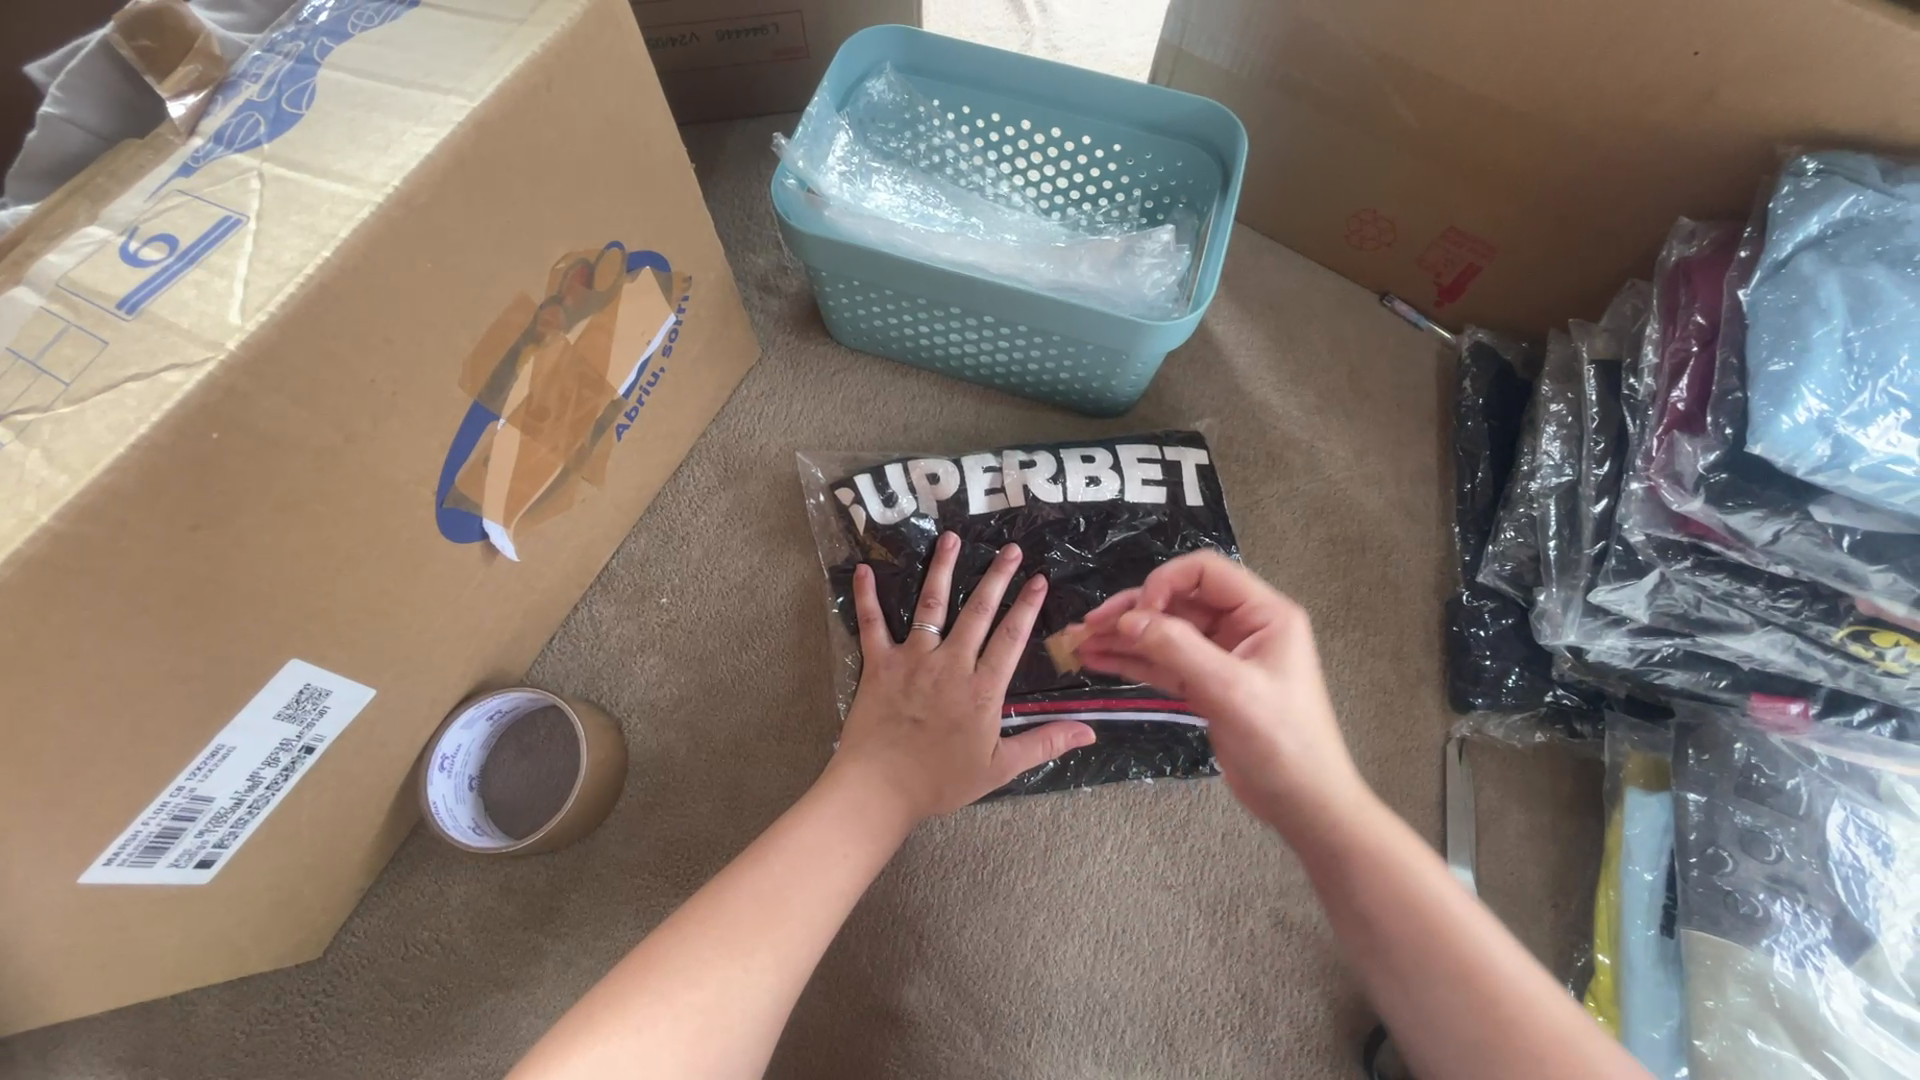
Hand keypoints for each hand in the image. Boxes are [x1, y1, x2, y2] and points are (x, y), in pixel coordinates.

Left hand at [831, 532, 1096, 821]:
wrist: (880, 790)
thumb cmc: (940, 782)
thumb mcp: (1000, 767)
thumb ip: (1044, 743)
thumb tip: (1089, 732)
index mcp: (982, 689)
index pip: (1011, 638)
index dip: (1027, 606)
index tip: (1039, 579)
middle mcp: (950, 665)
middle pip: (978, 611)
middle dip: (997, 576)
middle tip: (1010, 549)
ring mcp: (913, 660)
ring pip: (932, 606)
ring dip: (942, 569)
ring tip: (952, 539)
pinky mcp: (879, 664)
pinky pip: (872, 625)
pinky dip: (867, 597)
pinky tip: (865, 570)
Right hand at [1072, 551, 1366, 834]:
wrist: (1303, 804)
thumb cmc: (1282, 742)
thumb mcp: (1230, 690)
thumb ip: (1177, 649)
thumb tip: (1127, 620)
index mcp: (1262, 614)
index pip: (1205, 572)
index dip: (1164, 582)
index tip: (1135, 613)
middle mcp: (1241, 627)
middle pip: (1177, 601)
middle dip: (1132, 611)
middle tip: (1089, 625)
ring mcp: (1221, 656)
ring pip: (1164, 632)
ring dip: (1124, 636)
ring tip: (1080, 642)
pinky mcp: (1205, 685)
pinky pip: (1162, 662)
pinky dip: (1132, 661)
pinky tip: (1098, 660)